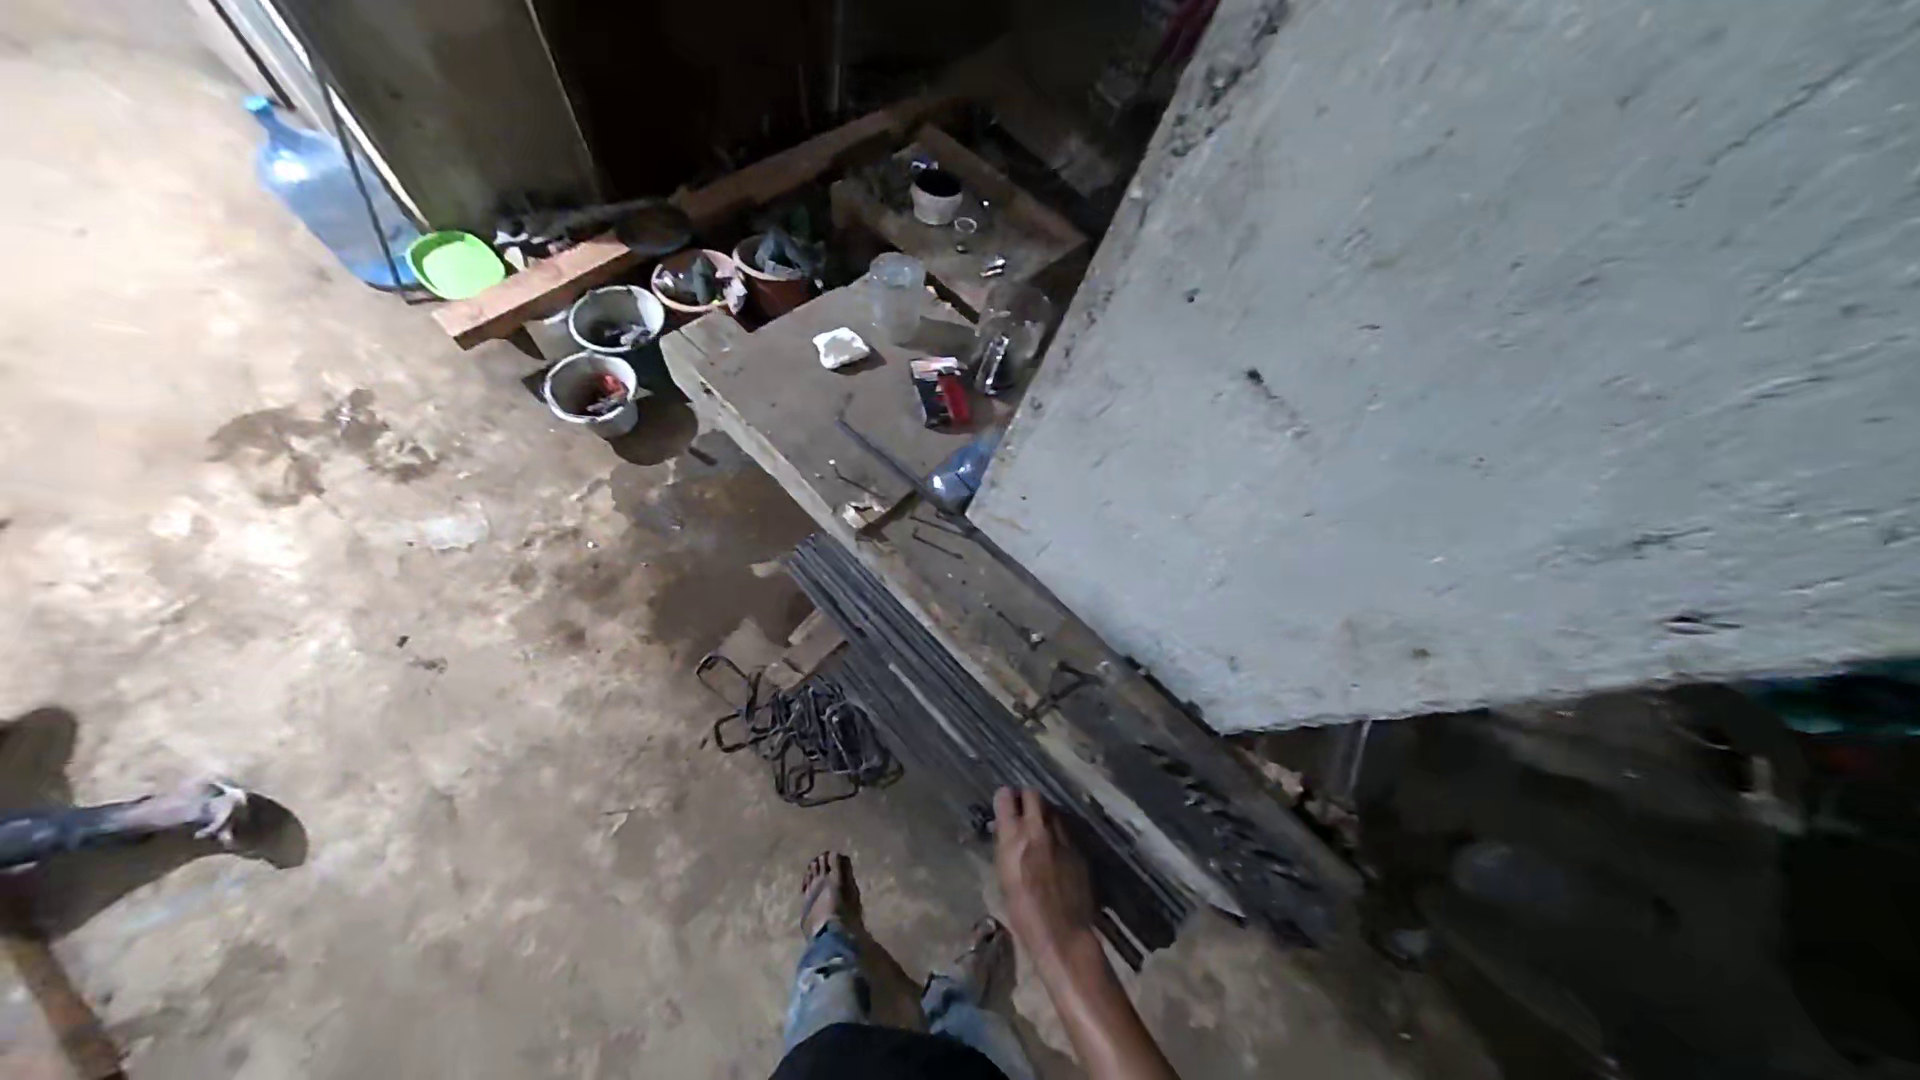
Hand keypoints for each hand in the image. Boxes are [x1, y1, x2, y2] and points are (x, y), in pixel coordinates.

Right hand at [993, 787, 1097, 966]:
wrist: (1062, 932)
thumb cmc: (1023, 912)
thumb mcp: (1004, 876)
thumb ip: (1007, 846)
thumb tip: (1007, 831)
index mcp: (1013, 838)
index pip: (1006, 798)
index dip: (1005, 797)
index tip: (1005, 802)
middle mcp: (1037, 830)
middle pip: (1033, 794)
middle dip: (1027, 798)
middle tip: (1024, 809)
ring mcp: (1061, 836)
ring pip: (1053, 809)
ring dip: (1045, 814)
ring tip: (1042, 828)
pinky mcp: (1078, 847)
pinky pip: (1066, 828)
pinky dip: (1059, 831)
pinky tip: (1057, 846)